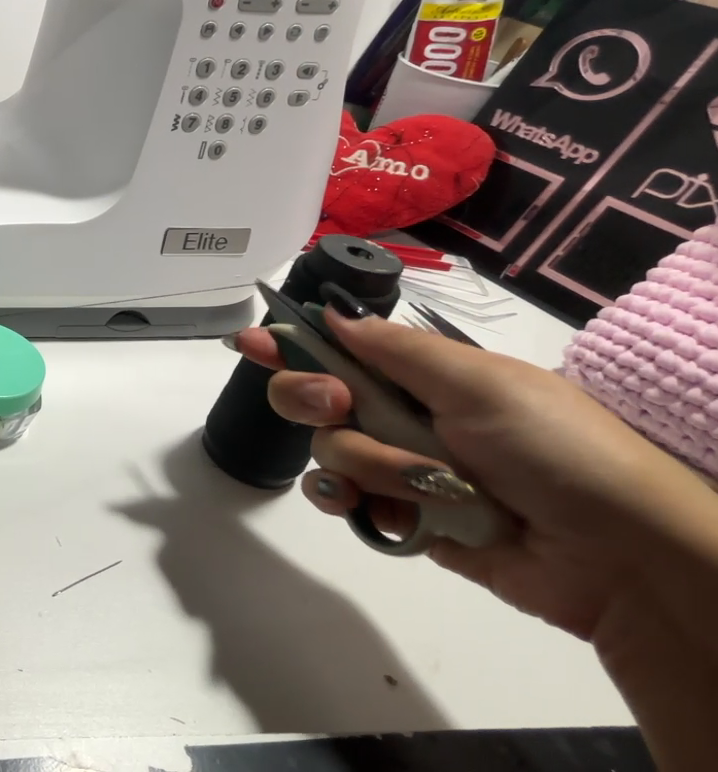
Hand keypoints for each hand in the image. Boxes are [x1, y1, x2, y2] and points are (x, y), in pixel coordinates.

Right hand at [233, 309, 717, 643]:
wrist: (620, 556)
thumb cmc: (555, 449)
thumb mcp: (481, 382)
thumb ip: (396, 349)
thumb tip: (331, 314)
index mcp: (423, 378)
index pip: (337, 351)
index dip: (289, 344)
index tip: (249, 343)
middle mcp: (402, 418)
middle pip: (311, 399)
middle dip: (312, 401)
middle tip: (339, 408)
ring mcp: (399, 470)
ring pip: (327, 453)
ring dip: (366, 466)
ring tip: (422, 486)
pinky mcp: (399, 519)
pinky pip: (343, 502)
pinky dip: (358, 507)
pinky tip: (388, 515)